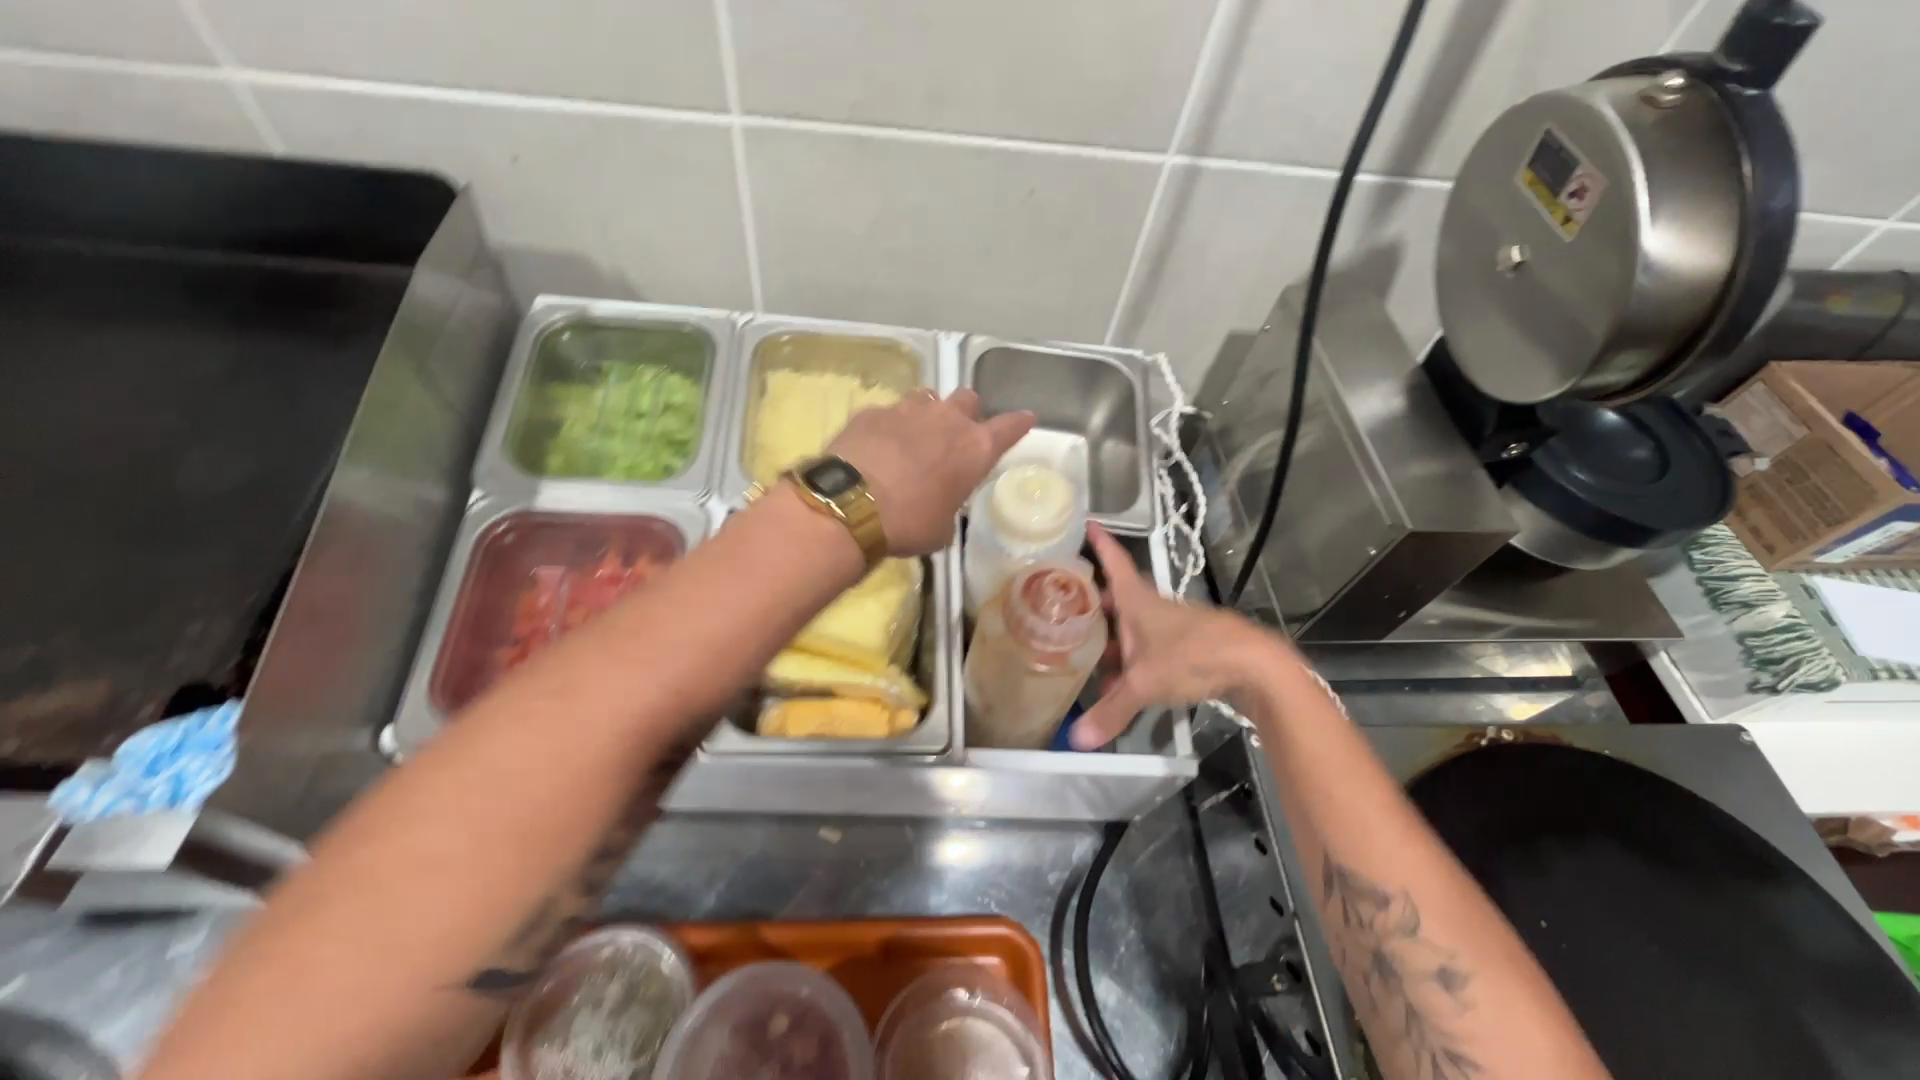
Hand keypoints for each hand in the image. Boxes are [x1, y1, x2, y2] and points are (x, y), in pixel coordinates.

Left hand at [828, 388, 1034, 556]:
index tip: (1026, 418)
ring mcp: (907, 410)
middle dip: (966, 413)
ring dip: (928, 414)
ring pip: (928, 398)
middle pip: (968, 399)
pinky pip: (889, 412)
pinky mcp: (872, 412)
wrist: (850, 506)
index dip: (1019, 423)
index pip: (1009, 427)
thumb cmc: (908, 523)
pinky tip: (877, 447)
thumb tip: (939, 508)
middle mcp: (947, 420)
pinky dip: (889, 427)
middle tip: (955, 436)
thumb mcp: (941, 529)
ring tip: (915, 436)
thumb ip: (948, 508)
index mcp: (975, 449)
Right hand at [1070, 524, 1293, 748]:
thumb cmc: (1192, 657)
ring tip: (1092, 660)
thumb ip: (1112, 710)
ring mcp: (1174, 626)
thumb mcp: (1144, 685)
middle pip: (1120, 598)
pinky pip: (1153, 647)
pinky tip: (1129, 682)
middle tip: (1070, 613)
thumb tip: (1076, 741)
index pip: (1114, 563)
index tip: (1087, 522)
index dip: (1100, 544)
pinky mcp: (1190, 646)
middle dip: (1097, 605)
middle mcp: (1154, 607)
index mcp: (1137, 601)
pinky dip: (1137, 659)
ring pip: (1137, 627)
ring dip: (1117, 639)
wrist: (1253, 665)